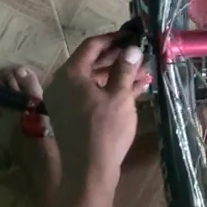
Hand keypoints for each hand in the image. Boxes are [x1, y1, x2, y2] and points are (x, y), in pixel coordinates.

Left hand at [42, 33, 146, 191]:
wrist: (89, 171)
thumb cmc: (105, 130)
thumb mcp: (119, 96)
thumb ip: (125, 69)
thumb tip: (132, 49)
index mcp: (70, 74)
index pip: (91, 46)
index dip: (113, 39)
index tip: (131, 35)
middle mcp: (62, 84)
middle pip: (91, 63)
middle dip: (118, 59)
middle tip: (141, 55)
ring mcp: (65, 101)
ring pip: (93, 80)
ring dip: (117, 76)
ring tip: (144, 73)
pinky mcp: (72, 116)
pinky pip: (91, 95)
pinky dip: (110, 91)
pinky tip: (135, 90)